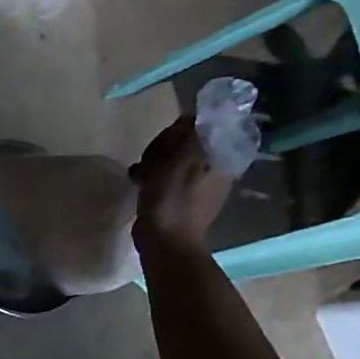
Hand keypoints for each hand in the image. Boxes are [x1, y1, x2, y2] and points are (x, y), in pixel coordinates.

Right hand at [130, 116, 231, 252]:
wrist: (165, 241)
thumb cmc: (173, 200)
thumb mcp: (182, 159)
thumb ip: (189, 134)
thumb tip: (190, 117)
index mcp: (221, 157)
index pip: (202, 126)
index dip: (179, 130)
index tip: (166, 143)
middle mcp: (213, 167)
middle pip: (185, 140)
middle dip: (163, 147)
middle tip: (151, 160)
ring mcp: (195, 183)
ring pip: (171, 156)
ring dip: (153, 161)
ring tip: (142, 174)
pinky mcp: (178, 195)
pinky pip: (163, 174)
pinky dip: (150, 175)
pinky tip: (138, 182)